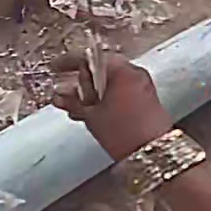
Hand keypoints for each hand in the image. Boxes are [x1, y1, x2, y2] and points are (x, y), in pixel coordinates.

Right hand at [52, 51, 172, 159]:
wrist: (154, 153)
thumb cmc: (123, 132)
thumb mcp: (92, 116)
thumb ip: (73, 102)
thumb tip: (58, 95)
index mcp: (121, 70)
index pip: (90, 58)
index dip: (69, 62)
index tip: (55, 67)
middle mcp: (134, 72)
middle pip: (100, 70)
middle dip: (80, 82)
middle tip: (64, 92)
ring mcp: (142, 86)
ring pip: (109, 83)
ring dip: (90, 93)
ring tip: (73, 108)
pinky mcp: (146, 100)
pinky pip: (119, 92)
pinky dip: (104, 99)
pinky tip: (89, 114)